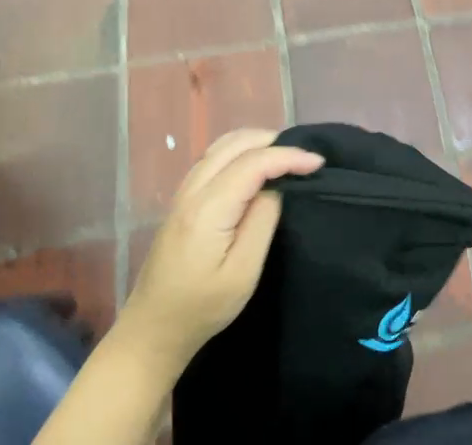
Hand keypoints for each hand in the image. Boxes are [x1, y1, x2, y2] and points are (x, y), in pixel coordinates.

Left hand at [122, 130, 323, 365]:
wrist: (152, 330)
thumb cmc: (202, 307)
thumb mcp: (243, 272)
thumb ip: (262, 222)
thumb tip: (276, 187)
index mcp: (208, 209)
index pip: (253, 163)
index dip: (288, 156)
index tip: (318, 163)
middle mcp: (192, 192)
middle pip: (233, 144)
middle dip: (273, 141)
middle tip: (304, 158)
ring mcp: (183, 195)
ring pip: (220, 147)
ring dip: (255, 143)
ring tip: (285, 158)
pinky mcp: (182, 202)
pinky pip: (212, 159)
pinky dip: (239, 152)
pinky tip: (255, 167)